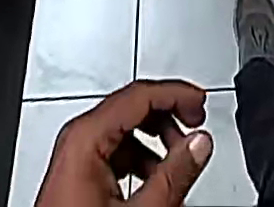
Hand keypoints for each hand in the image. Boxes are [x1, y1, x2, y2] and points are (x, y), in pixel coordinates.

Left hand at [34, 79, 212, 206]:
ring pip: (126, 129)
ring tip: (177, 160)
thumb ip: (173, 175)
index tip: (199, 103)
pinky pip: (115, 151)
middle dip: (169, 116)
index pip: (141, 95)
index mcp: (86, 138)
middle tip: (195, 125)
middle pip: (133, 107)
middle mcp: (76, 141)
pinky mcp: (76, 176)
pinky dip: (140, 157)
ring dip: (156, 139)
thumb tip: (199, 143)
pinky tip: (154, 178)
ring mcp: (74, 158)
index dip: (176, 95)